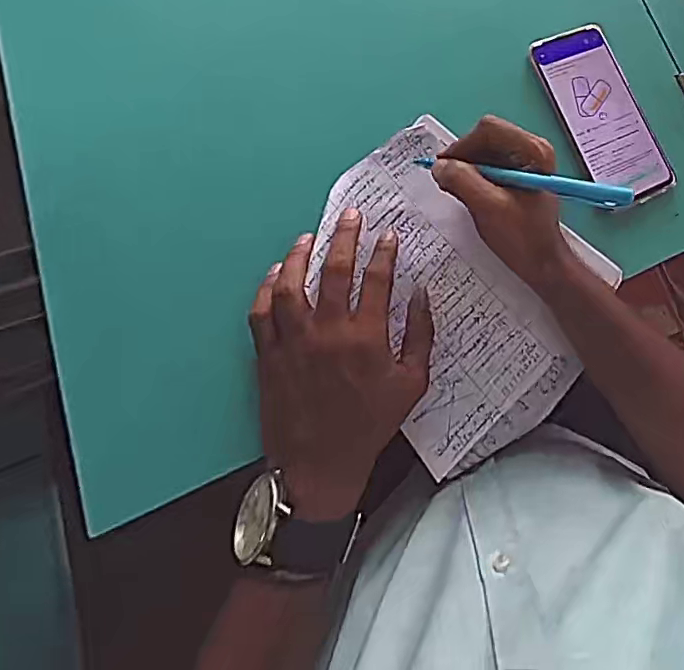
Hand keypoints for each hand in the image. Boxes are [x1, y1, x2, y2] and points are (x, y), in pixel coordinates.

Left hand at [249, 211, 432, 519]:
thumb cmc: (370, 425)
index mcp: (366, 338)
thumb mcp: (413, 383)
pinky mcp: (269, 356)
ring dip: (300, 256)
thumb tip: (421, 295)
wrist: (319, 466)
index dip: (384, 252)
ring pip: (292, 285)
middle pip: (334, 271)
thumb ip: (421, 335)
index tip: (388, 235)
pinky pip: (262, 313)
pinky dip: (267, 289)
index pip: (377, 279)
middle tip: (351, 216)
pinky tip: (275, 274)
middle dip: (345, 237)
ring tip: (309, 237)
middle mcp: (328, 333)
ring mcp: (294, 343)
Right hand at [432, 115, 574, 291]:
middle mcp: (532, 148)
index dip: (461, 146)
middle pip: (486, 137)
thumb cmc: (523, 237)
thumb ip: (463, 181)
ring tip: (457, 189)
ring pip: (484, 149)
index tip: (444, 166)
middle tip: (447, 179)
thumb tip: (440, 165)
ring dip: (466, 167)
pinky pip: (488, 163)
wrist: (542, 261)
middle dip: (463, 157)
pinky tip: (469, 193)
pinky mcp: (517, 172)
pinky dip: (473, 175)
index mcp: (534, 150)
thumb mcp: (488, 208)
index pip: (489, 130)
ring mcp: (526, 159)